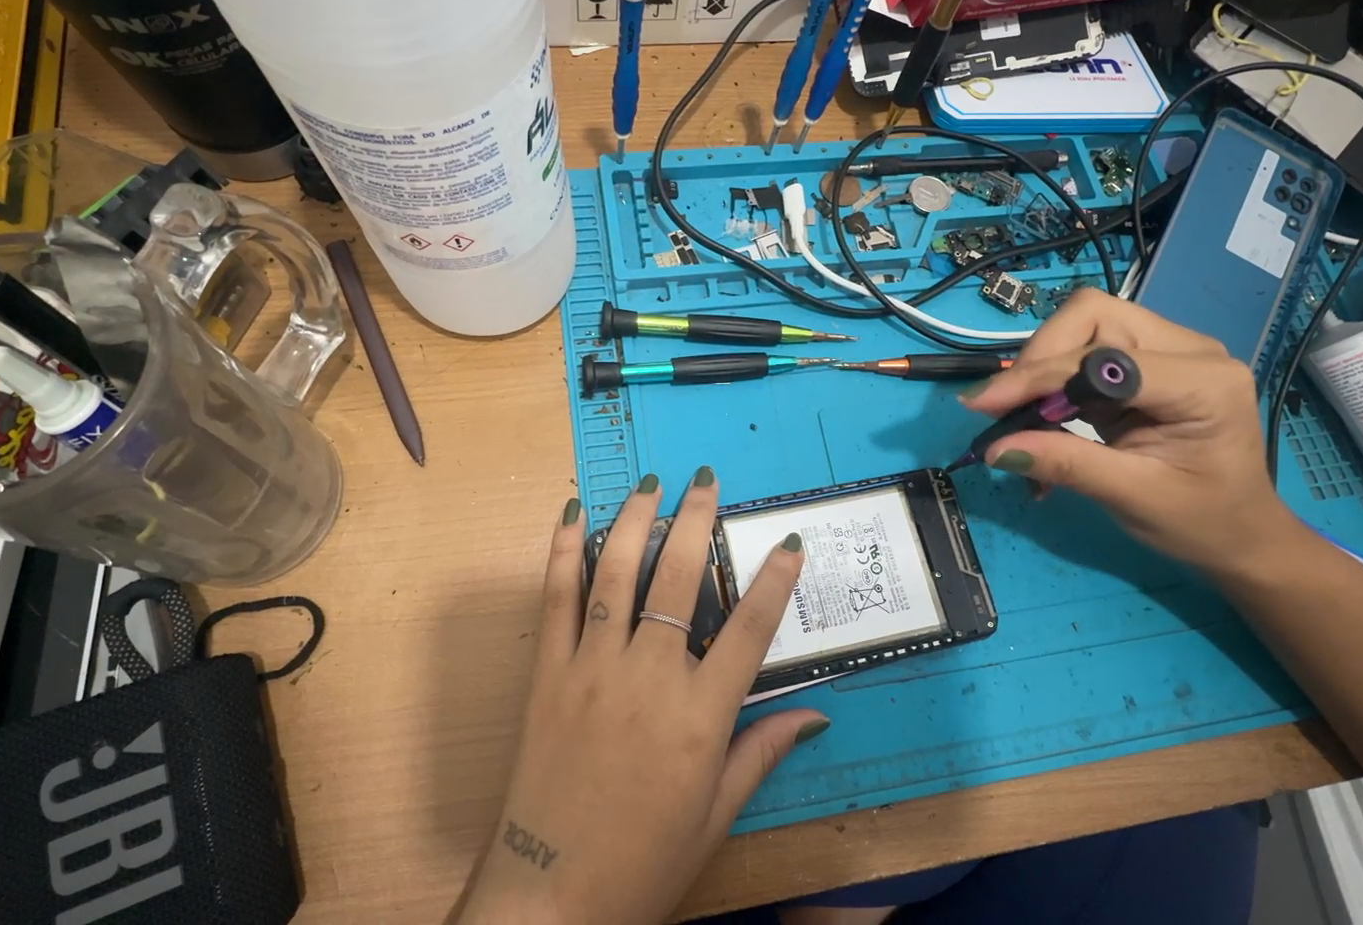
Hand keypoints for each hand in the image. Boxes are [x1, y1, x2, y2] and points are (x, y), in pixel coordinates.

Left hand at [452, 469, 828, 924]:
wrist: (549, 895)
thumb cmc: (645, 859)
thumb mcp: (717, 814)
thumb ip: (762, 752)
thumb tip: (815, 713)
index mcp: (700, 715)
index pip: (749, 630)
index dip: (775, 581)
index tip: (788, 541)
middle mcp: (648, 677)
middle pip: (677, 581)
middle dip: (696, 522)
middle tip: (705, 479)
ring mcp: (591, 668)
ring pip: (615, 575)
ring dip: (634, 521)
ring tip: (650, 483)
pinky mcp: (547, 673)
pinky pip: (555, 600)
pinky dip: (561, 552)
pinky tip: (570, 515)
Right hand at [961, 290, 1305, 574]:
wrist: (1241, 536)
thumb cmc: (1202, 521)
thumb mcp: (1133, 498)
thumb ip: (1065, 464)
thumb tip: (995, 449)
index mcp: (1203, 381)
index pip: (1102, 356)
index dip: (1037, 375)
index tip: (982, 405)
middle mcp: (1189, 350)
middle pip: (1090, 317)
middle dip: (1038, 361)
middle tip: (1005, 410)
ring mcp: (1167, 352)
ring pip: (1081, 327)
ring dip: (1040, 371)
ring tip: (1021, 421)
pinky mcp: (1144, 364)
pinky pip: (1082, 354)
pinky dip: (1050, 385)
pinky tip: (1041, 423)